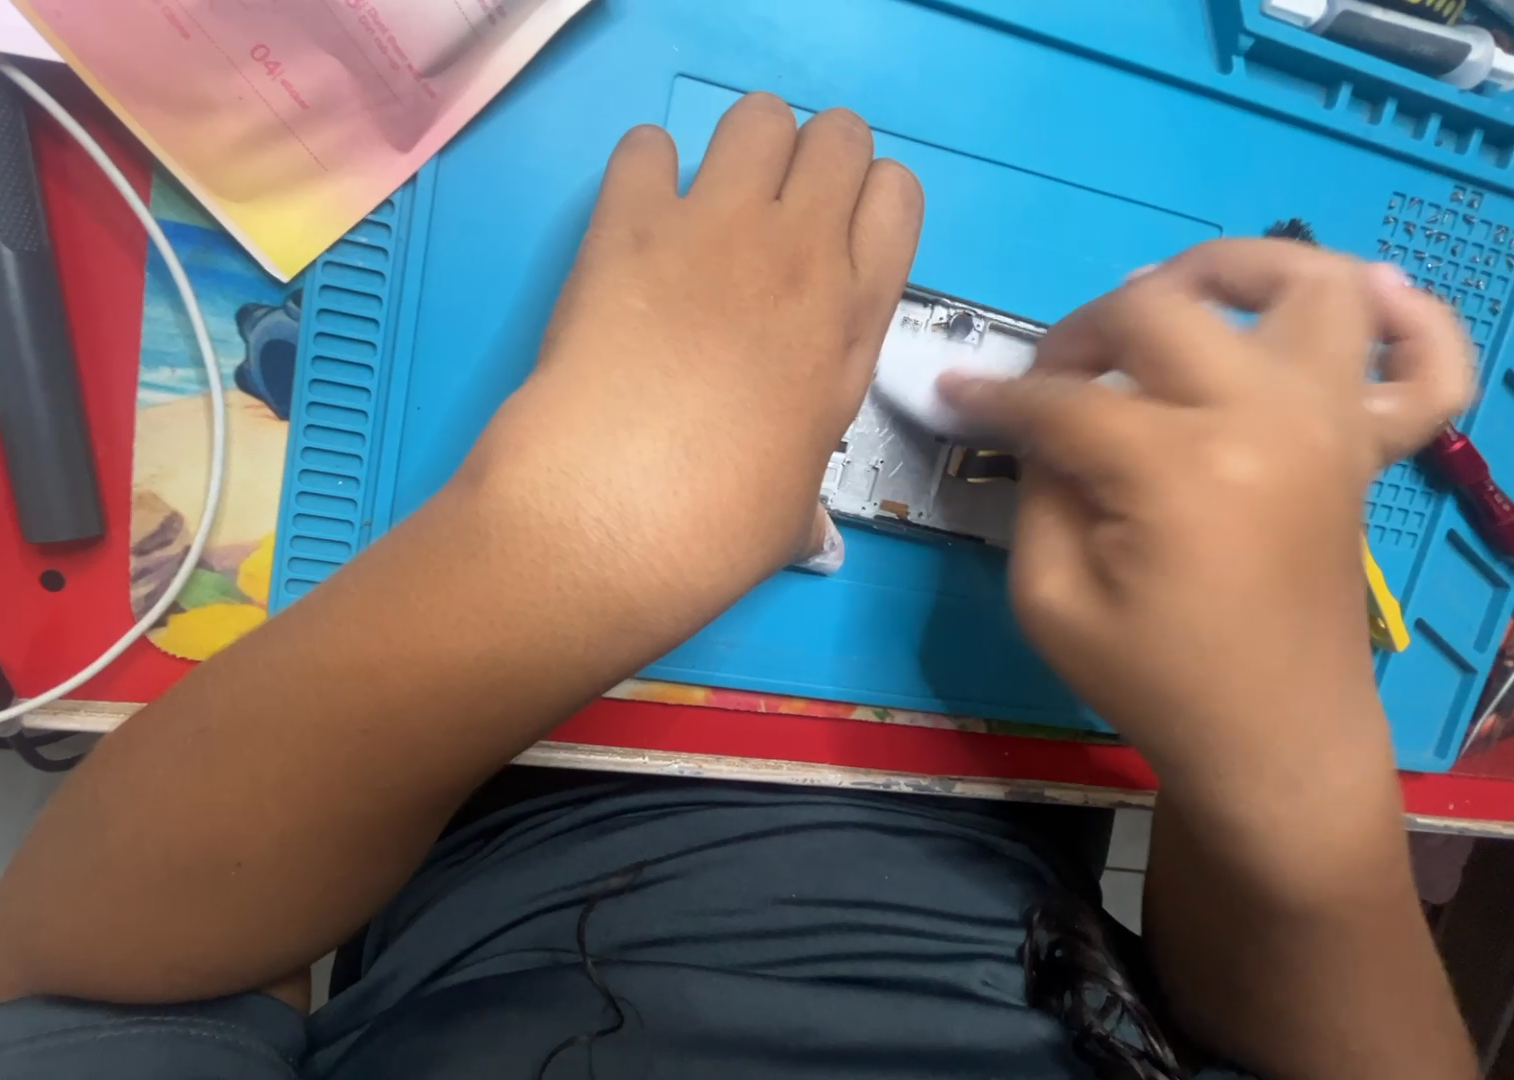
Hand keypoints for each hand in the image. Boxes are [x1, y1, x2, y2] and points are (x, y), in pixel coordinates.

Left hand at [461, 94, 921, 628]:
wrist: (616, 514)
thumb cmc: (720, 527)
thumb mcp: (789, 518)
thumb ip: (807, 513)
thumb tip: (817, 546)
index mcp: (851, 324)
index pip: (898, 199)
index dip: (865, 207)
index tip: (830, 244)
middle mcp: (798, 257)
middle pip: (838, 137)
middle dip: (809, 163)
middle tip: (767, 223)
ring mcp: (715, 232)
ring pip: (756, 118)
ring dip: (739, 152)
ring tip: (705, 212)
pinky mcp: (628, 227)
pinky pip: (644, 150)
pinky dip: (642, 174)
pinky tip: (632, 225)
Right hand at [937, 240, 1473, 782]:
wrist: (1266, 735)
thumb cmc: (1145, 674)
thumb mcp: (1046, 594)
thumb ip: (1038, 490)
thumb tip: (1041, 425)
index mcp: (1174, 466)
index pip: (1060, 398)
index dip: (992, 395)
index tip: (951, 392)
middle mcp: (1265, 419)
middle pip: (1161, 310)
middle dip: (1081, 328)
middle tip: (1046, 373)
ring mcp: (1330, 428)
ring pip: (1307, 288)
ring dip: (1231, 271)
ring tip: (1172, 296)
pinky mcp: (1364, 453)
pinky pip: (1426, 363)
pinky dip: (1409, 318)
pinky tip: (1359, 302)